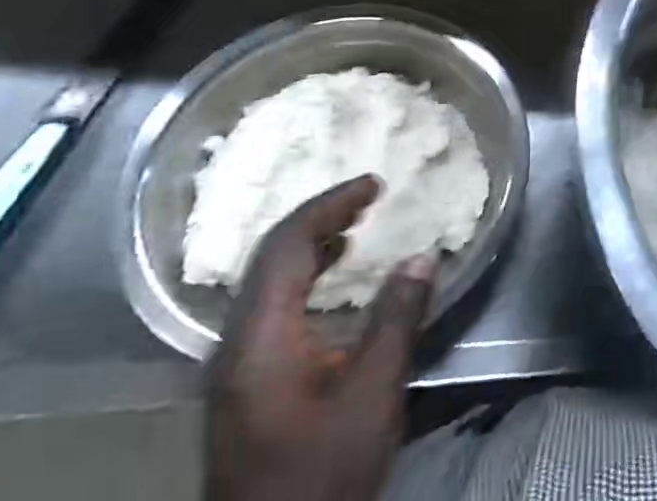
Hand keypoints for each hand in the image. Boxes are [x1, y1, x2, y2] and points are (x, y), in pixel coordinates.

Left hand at [204, 176, 434, 500]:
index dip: (330, 205)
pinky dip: (304, 279)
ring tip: (354, 230)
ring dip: (311, 247)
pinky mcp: (244, 383)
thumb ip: (396, 319)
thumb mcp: (372, 395)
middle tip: (368, 198)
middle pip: (271, 258)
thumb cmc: (322, 474)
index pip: (286, 245)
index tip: (373, 184)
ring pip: (267, 282)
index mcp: (259, 338)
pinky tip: (331, 285)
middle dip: (321, 218)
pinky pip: (271, 307)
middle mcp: (236, 343)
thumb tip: (421, 256)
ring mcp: (235, 365)